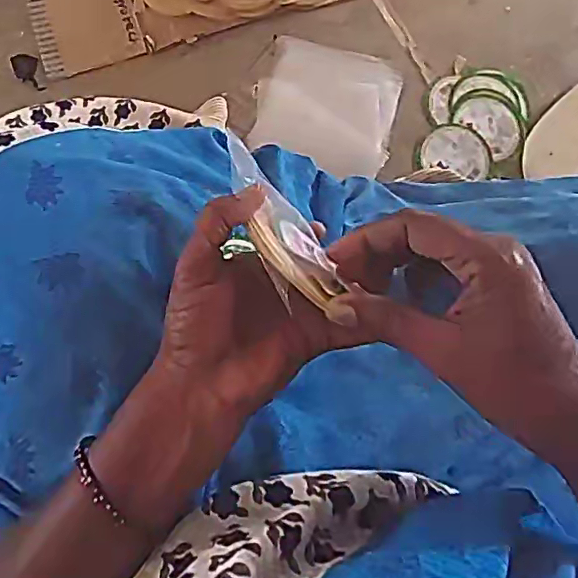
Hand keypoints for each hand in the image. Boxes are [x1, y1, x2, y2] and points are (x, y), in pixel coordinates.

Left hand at [150, 188, 367, 423]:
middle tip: (362, 248)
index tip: (319, 226)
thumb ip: (216, 222)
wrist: (201, 385)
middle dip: (340, 249)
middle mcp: (284, 280)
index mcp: (257, 260)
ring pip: (339, 284)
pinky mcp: (318, 335)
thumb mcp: (195, 265)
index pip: (286, 233)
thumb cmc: (193, 322)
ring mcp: (304, 307)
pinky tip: (384, 304)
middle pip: (318, 257)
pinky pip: (347, 321)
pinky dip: (368, 314)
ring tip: (382, 269)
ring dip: (359, 276)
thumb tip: (257, 192)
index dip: (302, 226)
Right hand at [328, 210, 577, 470]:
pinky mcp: (503, 282)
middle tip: (343, 279)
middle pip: (423, 232)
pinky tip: (399, 296)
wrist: (574, 422)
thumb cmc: (512, 388)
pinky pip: (451, 264)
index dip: (367, 239)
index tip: (334, 262)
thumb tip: (336, 304)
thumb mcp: (442, 351)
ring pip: (435, 247)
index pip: (413, 225)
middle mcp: (495, 248)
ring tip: (364, 288)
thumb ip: (386, 319)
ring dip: (397, 262)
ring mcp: (502, 263)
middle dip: (378, 251)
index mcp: (486, 255)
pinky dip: (420, 276)